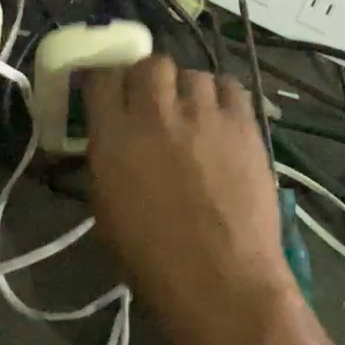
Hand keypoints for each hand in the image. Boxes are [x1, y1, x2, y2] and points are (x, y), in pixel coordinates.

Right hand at [84, 55, 292, 343]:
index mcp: (113, 138)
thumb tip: (114, 140)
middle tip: (155, 100)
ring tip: (193, 114)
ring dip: (188, 89)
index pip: (101, 78)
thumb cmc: (154, 261)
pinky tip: (221, 118)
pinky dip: (221, 96)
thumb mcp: (107, 212)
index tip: (109, 90)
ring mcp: (203, 114)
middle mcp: (155, 114)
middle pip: (150, 64)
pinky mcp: (242, 123)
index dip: (105, 80)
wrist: (221, 279)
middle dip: (150, 78)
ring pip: (193, 73)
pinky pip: (230, 86)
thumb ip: (107, 162)